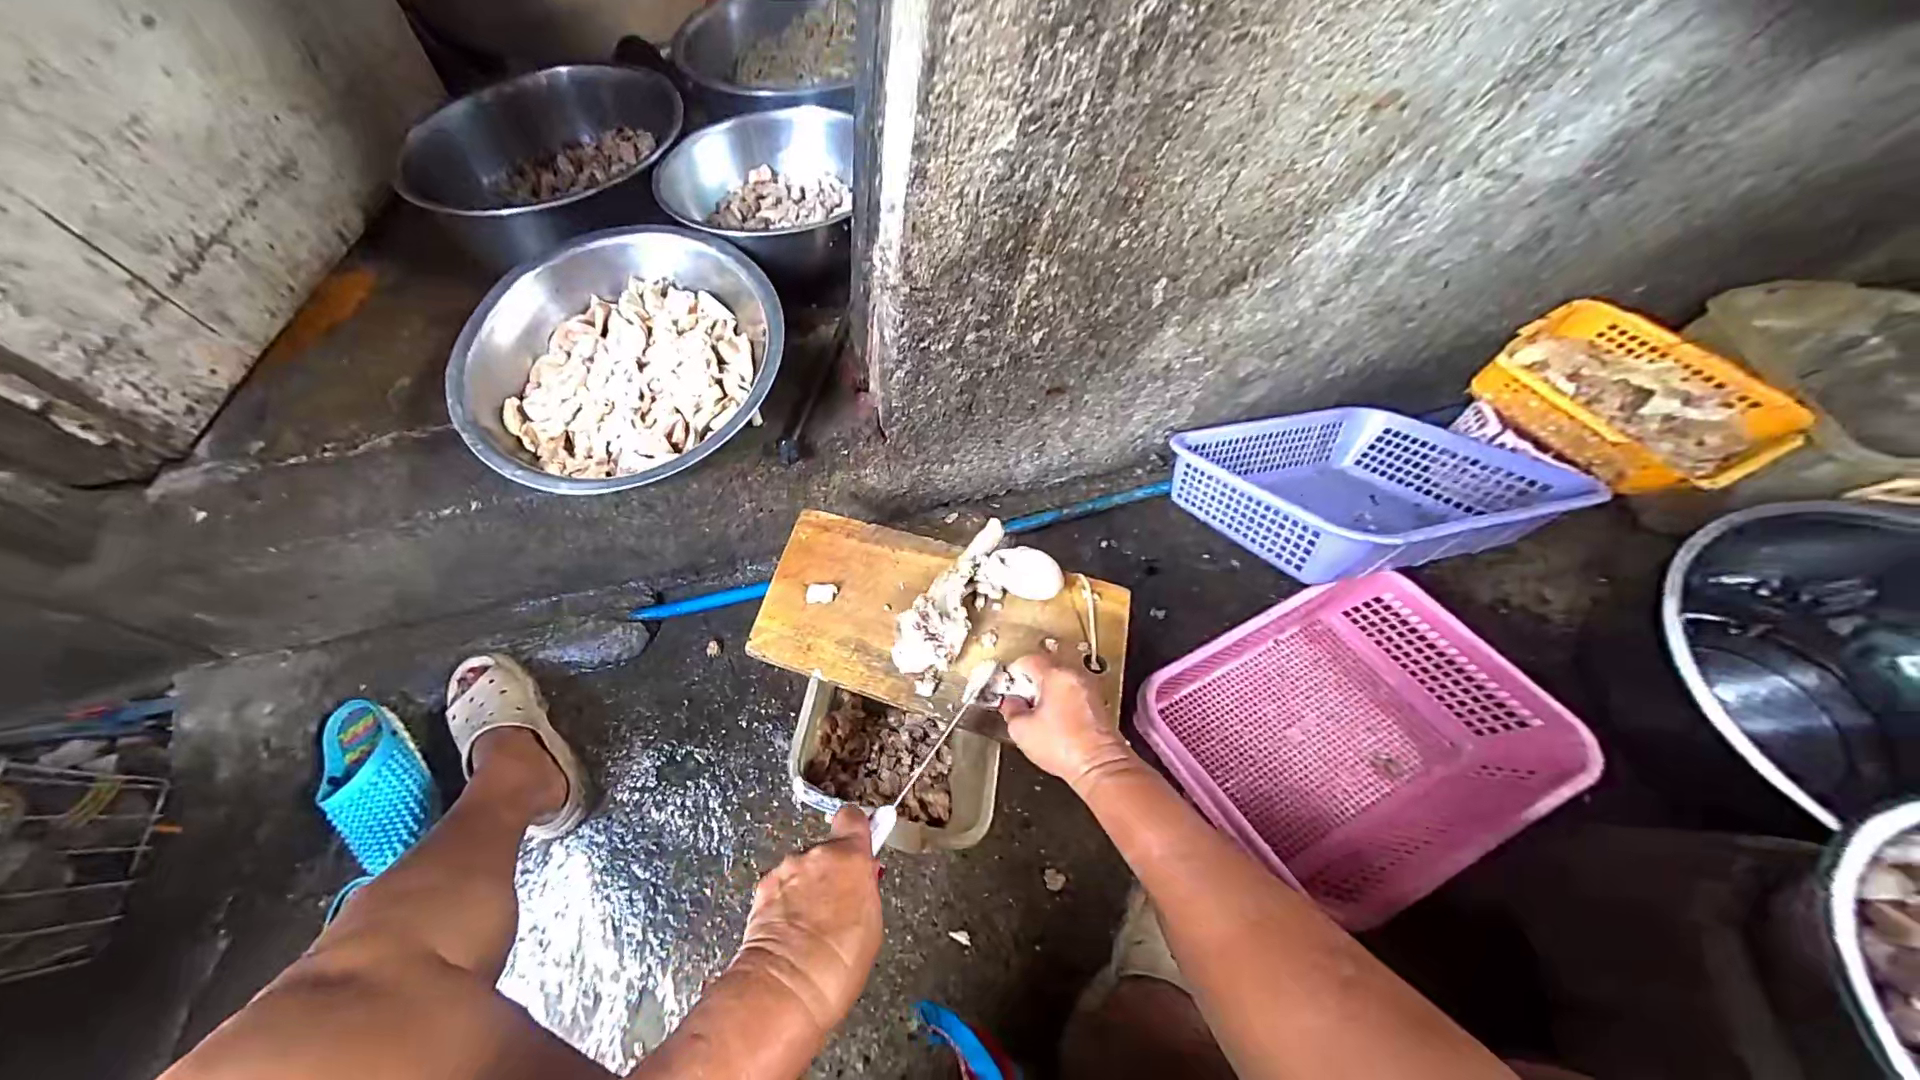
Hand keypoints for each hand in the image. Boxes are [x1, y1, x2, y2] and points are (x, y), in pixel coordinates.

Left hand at [732, 806, 882, 1031]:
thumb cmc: (838, 961)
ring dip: (806, 889)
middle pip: (826, 850)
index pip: (853, 818)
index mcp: (849, 855)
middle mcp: (816, 854)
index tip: (862, 842)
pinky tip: (791, 933)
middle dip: (831, 871)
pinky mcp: (762, 890)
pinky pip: (780, 889)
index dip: (856, 829)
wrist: (787, 988)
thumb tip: (863, 874)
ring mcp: (786, 870)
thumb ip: (866, 886)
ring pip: (802, 871)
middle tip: (838, 904)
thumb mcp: (872, 921)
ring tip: (812, 927)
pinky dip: (785, 904)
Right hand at [999, 653, 1137, 794]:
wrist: (1099, 767)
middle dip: (1030, 684)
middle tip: (1020, 702)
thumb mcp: (1021, 730)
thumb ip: (1010, 710)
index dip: (1013, 673)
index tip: (1008, 688)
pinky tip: (1055, 723)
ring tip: (1037, 716)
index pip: (1028, 659)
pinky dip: (1062, 703)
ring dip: (1047, 693)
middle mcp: (1075, 677)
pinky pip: (1073, 694)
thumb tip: (1010, 703)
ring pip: (1060, 682)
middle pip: (1046, 668)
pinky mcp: (1097, 705)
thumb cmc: (1064, 747)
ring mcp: (1089, 689)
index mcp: (1055, 675)